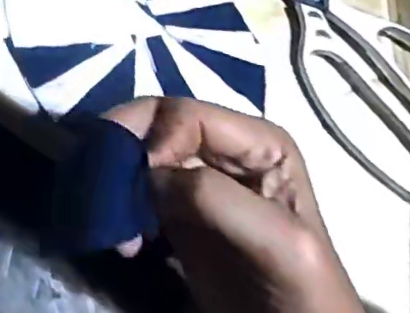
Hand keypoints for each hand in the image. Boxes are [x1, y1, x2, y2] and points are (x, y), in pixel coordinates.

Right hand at [105, 97, 361, 312]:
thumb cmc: (306, 296)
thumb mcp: (279, 244)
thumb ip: (218, 197)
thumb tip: (148, 171)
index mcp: (257, 140)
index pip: (188, 114)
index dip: (156, 137)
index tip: (138, 180)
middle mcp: (225, 148)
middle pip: (158, 124)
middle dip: (126, 149)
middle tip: (102, 186)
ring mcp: (199, 180)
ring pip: (142, 154)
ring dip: (120, 180)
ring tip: (115, 224)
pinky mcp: (179, 214)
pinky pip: (139, 191)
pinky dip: (122, 206)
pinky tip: (123, 238)